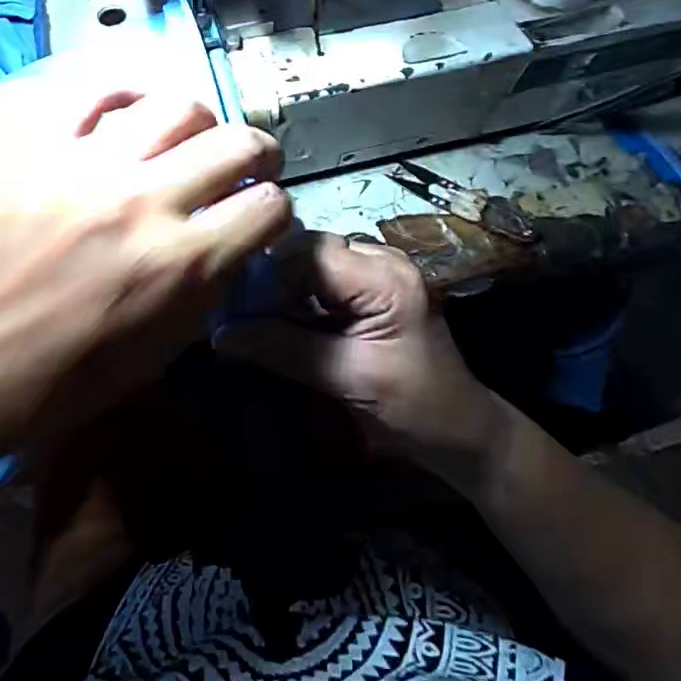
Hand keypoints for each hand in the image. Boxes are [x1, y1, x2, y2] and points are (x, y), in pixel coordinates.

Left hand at [0, 84, 293, 489]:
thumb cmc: (55, 382)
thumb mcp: (156, 355)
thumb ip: (206, 290)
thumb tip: (232, 244)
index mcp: (177, 264)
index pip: (267, 207)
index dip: (277, 211)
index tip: (264, 216)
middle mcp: (143, 202)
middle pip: (237, 143)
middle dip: (260, 153)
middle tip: (251, 165)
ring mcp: (86, 167)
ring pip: (176, 105)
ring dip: (202, 121)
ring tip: (193, 136)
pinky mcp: (35, 149)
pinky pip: (92, 92)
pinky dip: (124, 94)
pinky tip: (133, 111)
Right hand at [215, 232, 501, 467]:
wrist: (460, 430)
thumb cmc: (413, 407)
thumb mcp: (346, 378)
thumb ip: (284, 349)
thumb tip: (221, 334)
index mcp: (385, 277)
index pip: (312, 252)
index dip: (269, 273)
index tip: (234, 304)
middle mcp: (383, 259)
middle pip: (310, 251)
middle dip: (272, 278)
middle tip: (236, 308)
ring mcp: (379, 271)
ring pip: (313, 263)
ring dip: (281, 288)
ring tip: (248, 313)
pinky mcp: (371, 288)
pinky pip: (324, 280)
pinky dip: (298, 297)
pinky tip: (275, 319)